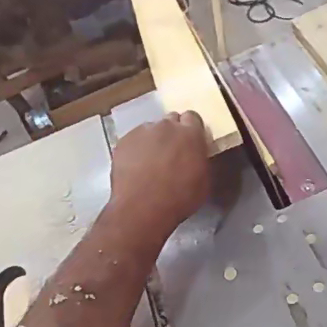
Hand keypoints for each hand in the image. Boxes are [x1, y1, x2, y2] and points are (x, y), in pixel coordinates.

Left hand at [103, 112, 210, 252]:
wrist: (142, 208)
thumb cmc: (180, 198)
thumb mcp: (204, 180)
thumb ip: (201, 159)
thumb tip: (196, 154)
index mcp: (190, 134)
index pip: (193, 117)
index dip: (192, 129)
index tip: (191, 142)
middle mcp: (166, 126)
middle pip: (171, 120)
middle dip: (173, 132)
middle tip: (173, 152)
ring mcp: (142, 132)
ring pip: (151, 130)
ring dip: (155, 140)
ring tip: (152, 161)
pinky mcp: (123, 142)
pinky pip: (134, 140)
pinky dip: (137, 149)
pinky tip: (138, 166)